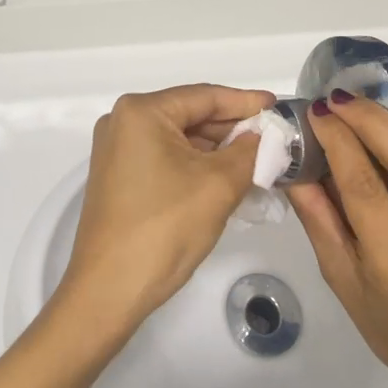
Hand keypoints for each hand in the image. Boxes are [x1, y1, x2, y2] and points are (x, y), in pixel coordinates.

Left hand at [61, 84, 276, 324]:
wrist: (109, 291)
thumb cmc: (164, 228)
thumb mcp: (217, 185)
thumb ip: (249, 152)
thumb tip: (266, 136)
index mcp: (140, 111)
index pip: (204, 96)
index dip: (245, 102)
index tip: (278, 106)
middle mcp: (123, 122)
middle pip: (190, 115)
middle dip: (233, 128)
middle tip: (276, 138)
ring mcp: (117, 151)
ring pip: (180, 140)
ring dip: (218, 150)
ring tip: (260, 159)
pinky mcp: (120, 178)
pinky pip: (167, 159)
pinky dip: (198, 166)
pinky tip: (229, 177)